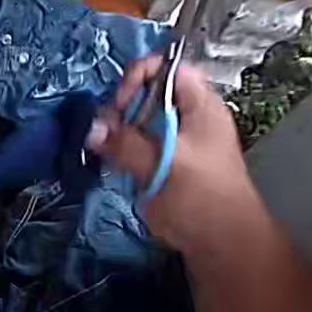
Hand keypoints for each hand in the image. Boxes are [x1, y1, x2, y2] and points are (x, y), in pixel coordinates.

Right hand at [88, 56, 260, 252]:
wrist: (219, 243)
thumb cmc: (204, 198)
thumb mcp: (167, 165)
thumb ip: (128, 145)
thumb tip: (92, 130)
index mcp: (199, 106)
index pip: (168, 68)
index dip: (142, 76)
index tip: (122, 103)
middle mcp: (184, 120)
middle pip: (146, 96)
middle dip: (123, 109)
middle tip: (107, 130)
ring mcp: (171, 145)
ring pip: (136, 125)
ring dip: (117, 134)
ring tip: (104, 148)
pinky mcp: (159, 169)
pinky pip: (133, 152)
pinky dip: (119, 154)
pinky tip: (111, 163)